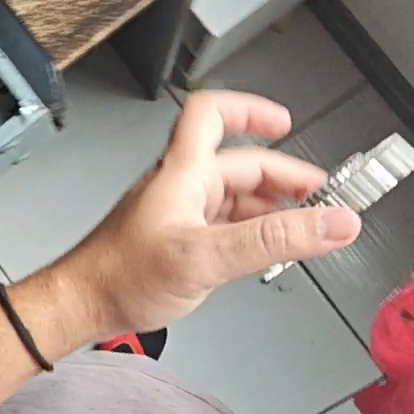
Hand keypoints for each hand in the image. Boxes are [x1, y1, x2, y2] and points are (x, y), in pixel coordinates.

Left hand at [46, 90, 362, 339]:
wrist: (82, 305)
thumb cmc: (119, 276)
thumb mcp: (204, 256)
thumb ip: (272, 240)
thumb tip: (332, 223)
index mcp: (182, 173)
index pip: (211, 114)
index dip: (249, 109)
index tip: (283, 122)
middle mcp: (178, 187)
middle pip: (240, 165)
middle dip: (284, 179)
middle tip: (321, 202)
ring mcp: (176, 213)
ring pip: (233, 199)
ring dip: (270, 210)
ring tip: (303, 231)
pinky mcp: (174, 240)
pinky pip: (221, 226)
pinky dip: (249, 233)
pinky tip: (264, 252)